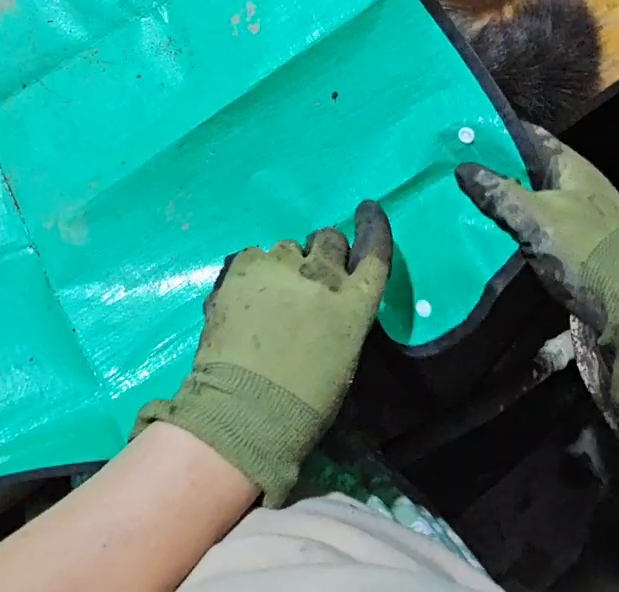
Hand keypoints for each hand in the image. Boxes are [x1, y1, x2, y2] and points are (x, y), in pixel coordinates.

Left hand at [136, 202, 393, 505]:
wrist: (247, 409)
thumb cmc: (303, 404)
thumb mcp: (342, 355)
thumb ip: (340, 314)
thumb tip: (325, 300)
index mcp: (356, 303)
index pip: (375, 250)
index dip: (372, 226)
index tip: (366, 210)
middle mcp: (323, 276)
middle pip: (328, 240)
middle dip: (319, 254)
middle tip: (304, 278)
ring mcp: (281, 266)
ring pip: (286, 247)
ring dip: (283, 264)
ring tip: (267, 296)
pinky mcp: (244, 266)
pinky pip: (253, 255)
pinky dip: (252, 270)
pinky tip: (243, 297)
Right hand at [456, 125, 618, 403]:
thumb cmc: (587, 254)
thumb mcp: (536, 221)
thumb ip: (498, 193)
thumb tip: (462, 168)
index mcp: (571, 165)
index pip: (526, 134)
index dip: (493, 133)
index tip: (456, 135)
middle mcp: (574, 182)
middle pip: (525, 164)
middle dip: (490, 165)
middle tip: (448, 166)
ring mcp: (576, 211)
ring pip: (528, 193)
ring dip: (499, 194)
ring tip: (458, 194)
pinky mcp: (573, 239)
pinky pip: (534, 219)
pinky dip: (511, 218)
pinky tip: (485, 225)